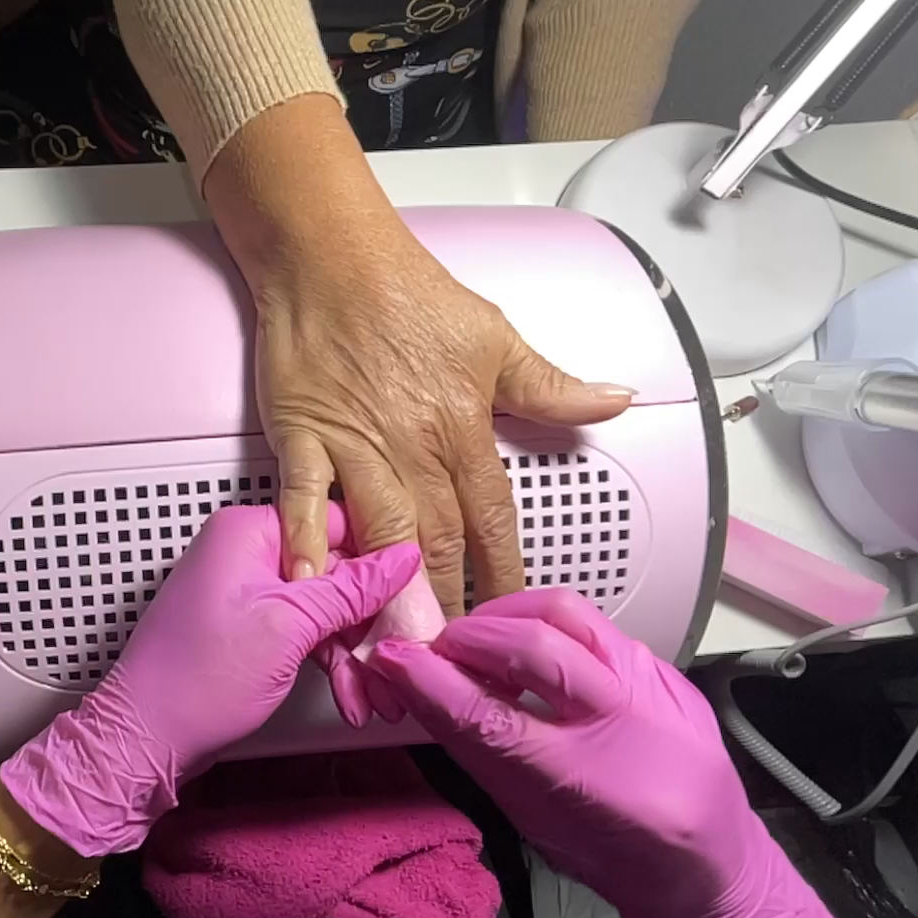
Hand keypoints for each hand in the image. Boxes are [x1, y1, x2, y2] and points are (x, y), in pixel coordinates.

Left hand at [1, 503, 420, 856]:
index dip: (376, 559)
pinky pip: (298, 627)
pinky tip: (346, 693)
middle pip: (331, 569)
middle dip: (364, 621)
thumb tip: (398, 558)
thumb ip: (350, 589)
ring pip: (319, 605)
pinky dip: (323, 658)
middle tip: (391, 658)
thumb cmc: (197, 681)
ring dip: (348, 650)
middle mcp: (243, 551)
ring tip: (370, 693)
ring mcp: (243, 589)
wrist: (144, 737)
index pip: (333, 522)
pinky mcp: (245, 624)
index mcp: (247, 531)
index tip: (408, 593)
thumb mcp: (289, 627)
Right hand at [201, 97, 632, 614]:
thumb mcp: (493, 335)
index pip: (491, 517)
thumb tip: (613, 401)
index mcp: (461, 427)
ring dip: (393, 590)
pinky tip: (308, 579)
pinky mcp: (304, 435)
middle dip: (449, 604)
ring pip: (383, 528)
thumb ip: (549, 384)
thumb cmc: (406, 293)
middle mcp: (413, 447)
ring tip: (398, 646)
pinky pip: (305, 494)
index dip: (504, 573)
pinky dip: (306, 536)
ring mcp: (356, 444)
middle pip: (438, 540)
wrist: (331, 258)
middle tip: (453, 659)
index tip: (511, 619)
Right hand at [370, 589, 843, 917]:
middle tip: (436, 650)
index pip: (495, 719)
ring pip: (570, 614)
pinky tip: (523, 648)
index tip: (391, 657)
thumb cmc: (608, 855)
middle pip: (538, 645)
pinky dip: (540, 625)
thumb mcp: (528, 815)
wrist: (712, 872)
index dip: (433, 682)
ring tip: (478, 641)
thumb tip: (413, 685)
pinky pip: (593, 624)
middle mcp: (643, 728)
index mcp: (599, 788)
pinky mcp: (669, 670)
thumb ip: (471, 745)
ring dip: (505, 617)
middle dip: (469, 637)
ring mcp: (664, 690)